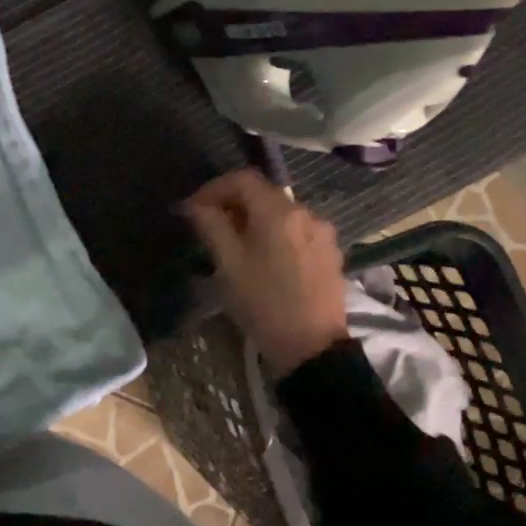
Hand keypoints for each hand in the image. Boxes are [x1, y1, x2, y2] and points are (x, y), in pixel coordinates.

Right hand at [177, 169, 349, 379]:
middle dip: (233, 203)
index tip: (194, 209)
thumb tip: (196, 205)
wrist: (312, 347)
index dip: (213, 188)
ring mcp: (322, 233)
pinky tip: (264, 257)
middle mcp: (305, 213)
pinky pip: (296, 230)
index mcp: (278, 212)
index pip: (242, 179)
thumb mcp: (228, 263)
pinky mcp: (330, 253)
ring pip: (280, 212)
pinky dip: (275, 233)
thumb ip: (211, 225)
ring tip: (236, 243)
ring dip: (254, 219)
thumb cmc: (263, 302)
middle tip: (210, 226)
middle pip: (263, 193)